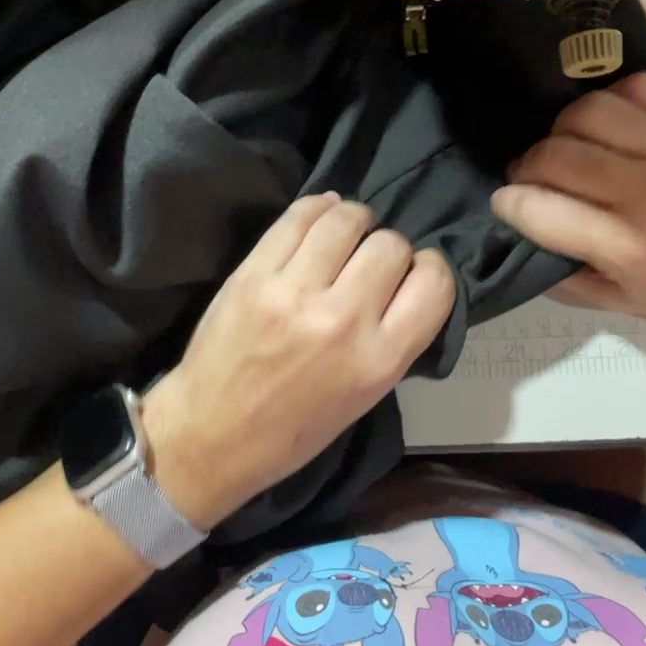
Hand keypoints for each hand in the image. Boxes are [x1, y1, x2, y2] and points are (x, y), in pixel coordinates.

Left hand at [141, 195, 455, 527]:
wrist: (211, 437)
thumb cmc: (292, 430)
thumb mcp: (364, 397)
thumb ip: (392, 339)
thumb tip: (403, 279)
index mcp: (378, 362)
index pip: (434, 284)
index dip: (431, 268)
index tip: (414, 273)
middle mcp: (342, 321)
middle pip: (391, 245)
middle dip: (389, 247)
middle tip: (369, 261)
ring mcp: (293, 292)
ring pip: (345, 219)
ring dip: (354, 219)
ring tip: (346, 233)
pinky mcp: (252, 274)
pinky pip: (297, 216)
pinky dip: (317, 208)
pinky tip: (320, 216)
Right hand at [490, 73, 645, 334]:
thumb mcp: (621, 302)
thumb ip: (561, 273)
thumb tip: (517, 225)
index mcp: (628, 246)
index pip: (540, 208)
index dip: (509, 201)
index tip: (507, 202)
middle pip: (557, 153)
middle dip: (528, 164)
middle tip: (533, 177)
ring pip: (589, 111)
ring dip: (563, 129)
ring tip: (571, 147)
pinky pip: (636, 88)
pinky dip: (610, 102)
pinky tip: (610, 125)